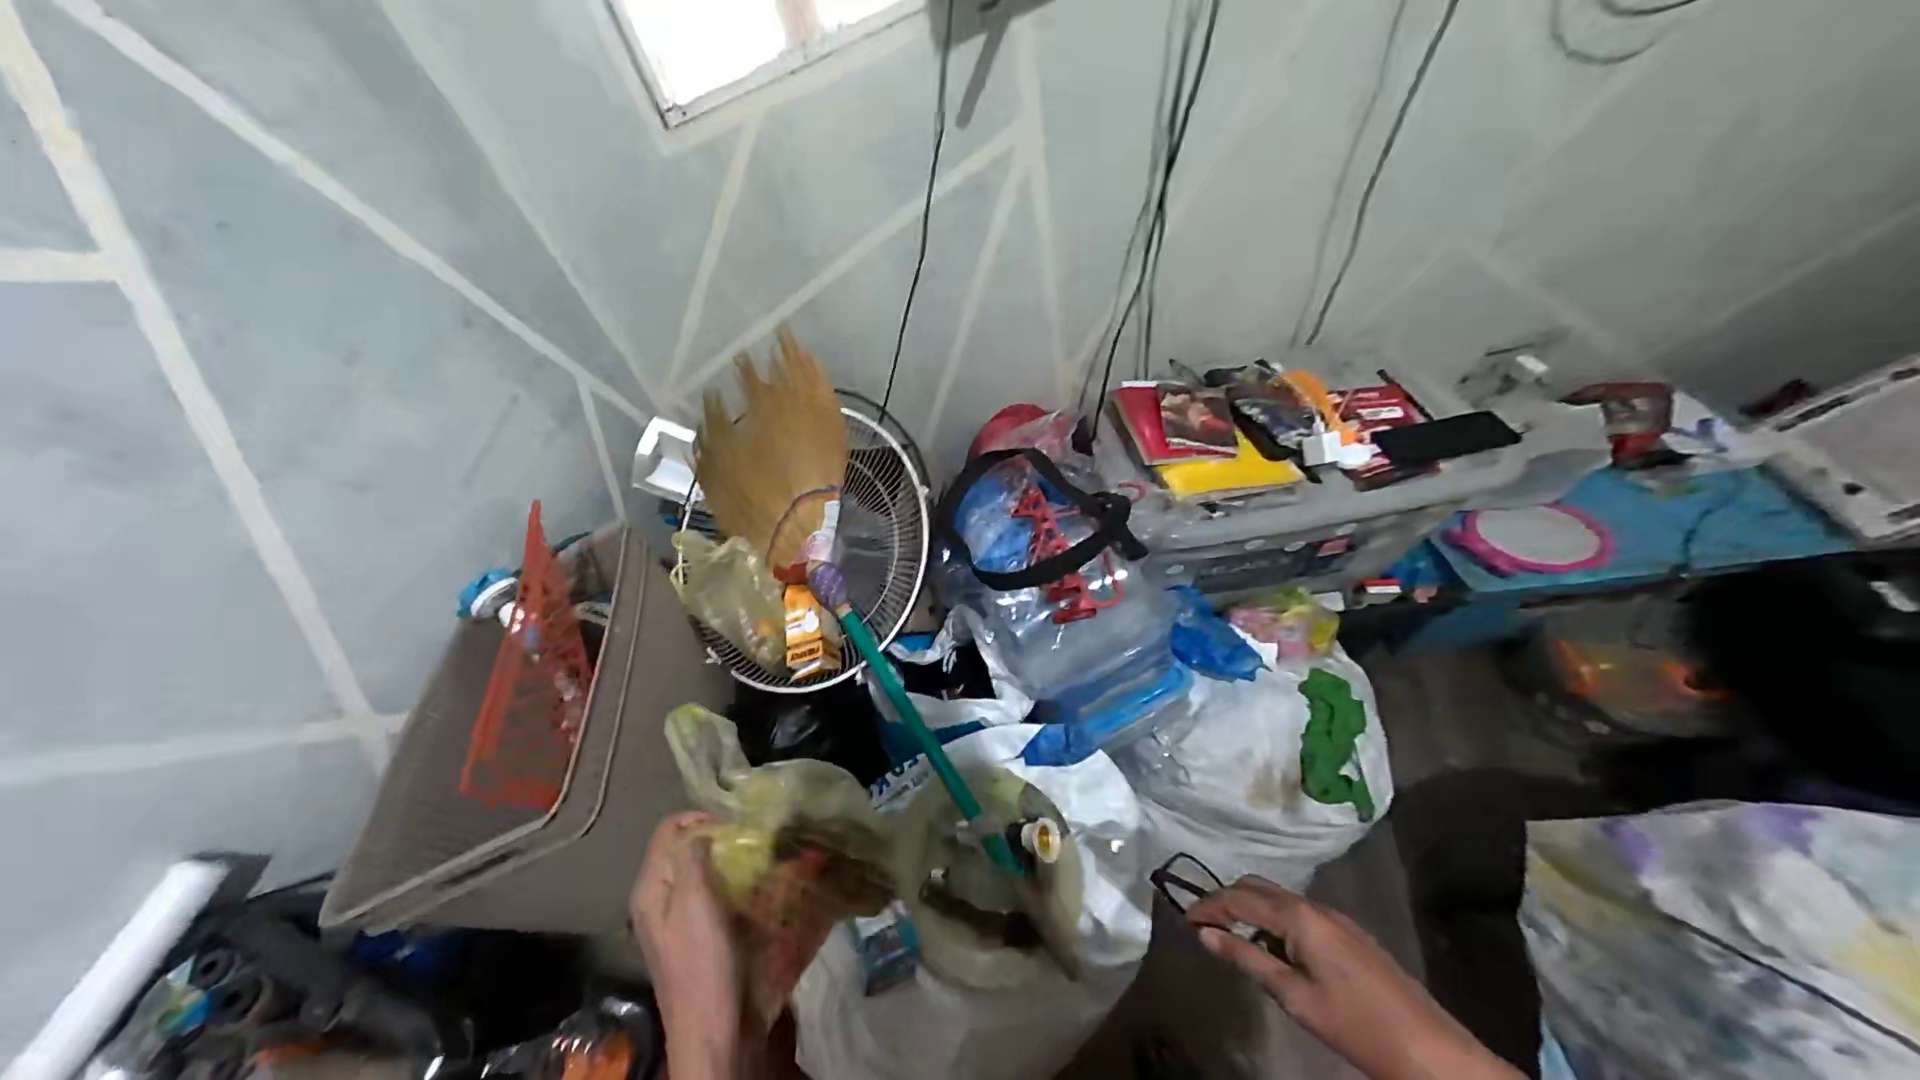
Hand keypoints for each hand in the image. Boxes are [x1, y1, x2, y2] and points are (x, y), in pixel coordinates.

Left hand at [630, 812, 740, 1079]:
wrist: (712, 1024)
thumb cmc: (701, 959)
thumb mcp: (695, 900)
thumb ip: (694, 856)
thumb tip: (702, 829)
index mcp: (650, 887)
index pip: (668, 830)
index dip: (699, 817)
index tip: (734, 822)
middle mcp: (660, 897)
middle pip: (685, 848)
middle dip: (717, 837)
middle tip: (750, 838)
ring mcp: (679, 917)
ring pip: (702, 870)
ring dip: (728, 860)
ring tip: (757, 858)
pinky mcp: (700, 933)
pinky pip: (714, 893)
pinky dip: (733, 883)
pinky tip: (754, 887)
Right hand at [1187, 877, 1519, 1079]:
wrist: (1433, 1053)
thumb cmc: (1357, 1025)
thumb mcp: (1294, 997)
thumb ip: (1247, 959)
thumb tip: (1206, 934)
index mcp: (1299, 916)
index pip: (1240, 898)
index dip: (1208, 905)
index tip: (1184, 919)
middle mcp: (1315, 905)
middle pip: (1258, 887)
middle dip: (1227, 900)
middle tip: (1205, 926)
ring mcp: (1336, 917)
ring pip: (1278, 898)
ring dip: (1251, 910)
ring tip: (1233, 939)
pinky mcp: (1349, 933)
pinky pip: (1298, 912)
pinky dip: (1274, 921)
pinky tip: (1273, 949)